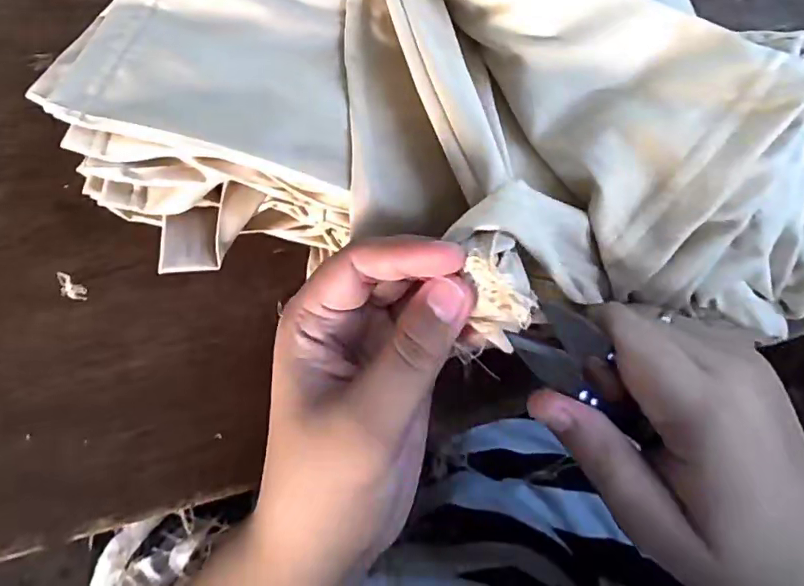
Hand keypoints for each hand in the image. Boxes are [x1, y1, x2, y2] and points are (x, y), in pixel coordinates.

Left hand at [204, 238, 476, 585]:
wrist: (326, 549)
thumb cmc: (327, 483)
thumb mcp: (370, 418)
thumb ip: (413, 351)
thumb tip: (456, 284)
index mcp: (313, 318)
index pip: (359, 264)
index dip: (406, 253)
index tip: (456, 258)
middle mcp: (341, 318)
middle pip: (390, 273)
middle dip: (433, 270)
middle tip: (482, 278)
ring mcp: (372, 339)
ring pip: (415, 296)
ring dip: (450, 294)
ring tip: (489, 301)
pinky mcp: (400, 362)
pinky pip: (431, 328)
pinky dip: (457, 325)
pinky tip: (482, 331)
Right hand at [528, 307, 803, 584]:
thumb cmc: (731, 561)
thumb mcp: (654, 526)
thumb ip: (598, 454)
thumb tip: (537, 397)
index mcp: (704, 402)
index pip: (622, 323)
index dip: (589, 345)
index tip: (592, 396)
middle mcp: (730, 360)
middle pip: (637, 319)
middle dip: (612, 353)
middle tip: (623, 417)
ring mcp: (749, 355)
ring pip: (659, 321)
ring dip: (638, 353)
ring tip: (655, 416)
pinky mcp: (756, 358)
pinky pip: (687, 330)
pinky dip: (666, 354)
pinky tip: (682, 406)